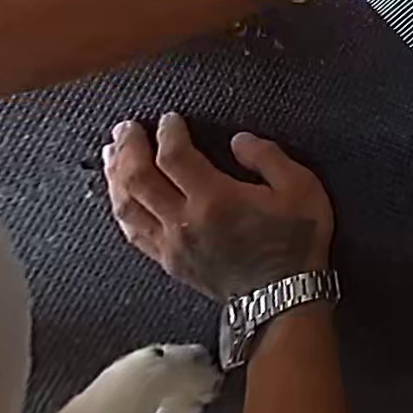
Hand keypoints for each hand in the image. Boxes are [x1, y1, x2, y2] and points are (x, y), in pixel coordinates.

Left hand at [104, 112, 332, 298]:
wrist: (283, 294)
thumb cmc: (297, 236)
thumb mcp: (300, 186)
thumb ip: (268, 157)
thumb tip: (238, 140)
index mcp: (215, 199)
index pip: (176, 158)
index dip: (168, 134)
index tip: (169, 117)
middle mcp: (184, 221)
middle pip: (140, 180)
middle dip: (129, 150)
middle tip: (124, 128)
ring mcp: (172, 244)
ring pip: (128, 208)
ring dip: (116, 178)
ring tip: (112, 155)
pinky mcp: (170, 262)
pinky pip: (134, 232)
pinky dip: (122, 209)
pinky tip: (121, 197)